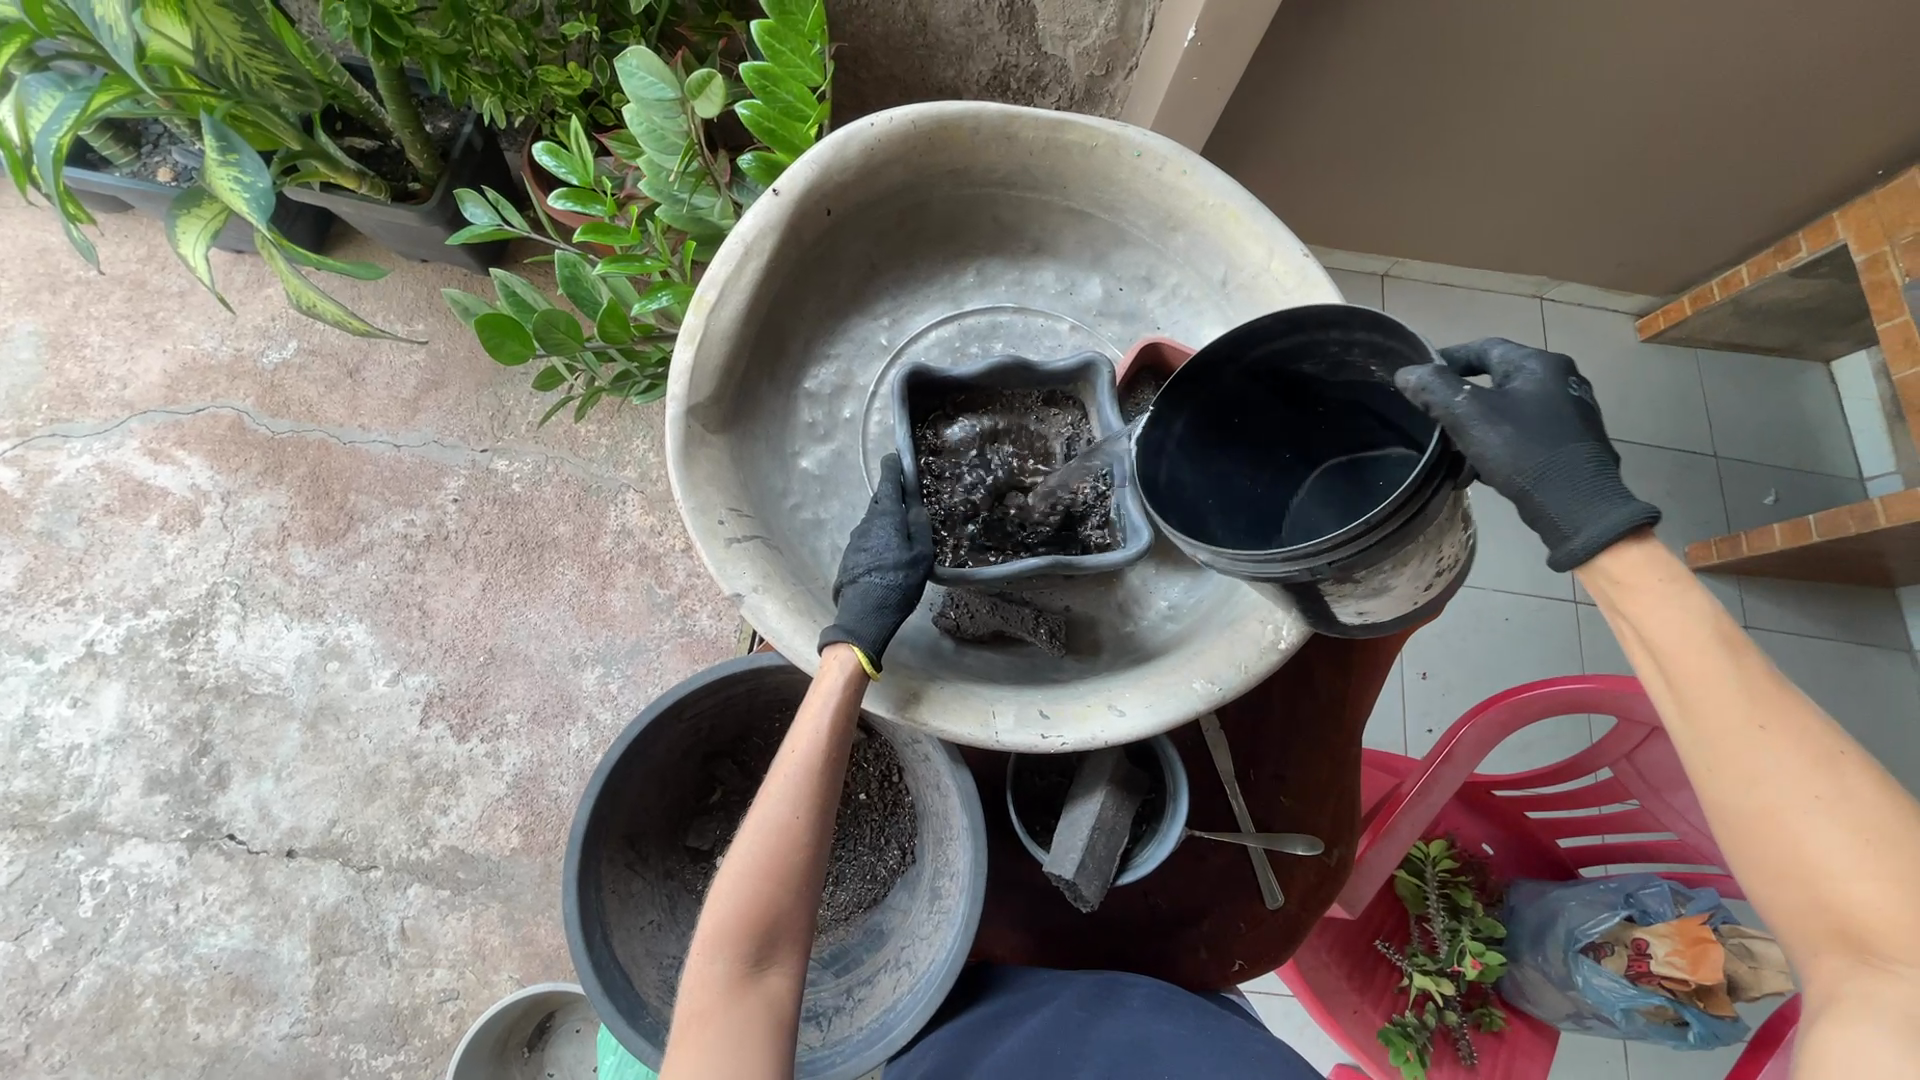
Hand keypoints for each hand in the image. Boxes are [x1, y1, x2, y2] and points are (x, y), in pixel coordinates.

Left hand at [817, 453, 933, 674]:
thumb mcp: (921, 554)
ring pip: (874, 521)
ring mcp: (856, 538)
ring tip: (901, 534)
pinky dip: (879, 538)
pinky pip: (868, 538)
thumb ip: (919, 525)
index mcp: (886, 516)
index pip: (888, 481)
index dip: (893, 467)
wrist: (865, 611)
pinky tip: (888, 554)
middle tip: (907, 501)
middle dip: (892, 497)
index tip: (895, 457)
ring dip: (886, 521)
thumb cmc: (899, 580)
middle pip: (880, 502)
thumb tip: (915, 505)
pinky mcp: (850, 555)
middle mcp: (867, 522)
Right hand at [1393, 338, 1660, 571]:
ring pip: (1507, 408)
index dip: (1447, 358)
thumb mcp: (1468, 415)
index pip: (1484, 347)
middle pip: (1495, 379)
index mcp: (1538, 364)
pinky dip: (1496, 443)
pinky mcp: (1570, 441)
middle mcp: (1559, 379)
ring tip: (1452, 449)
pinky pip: (1521, 432)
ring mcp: (1569, 411)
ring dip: (1475, 425)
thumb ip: (1434, 389)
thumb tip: (1407, 373)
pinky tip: (1480, 468)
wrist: (1575, 501)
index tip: (1419, 377)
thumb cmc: (1521, 450)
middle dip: (1460, 398)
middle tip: (1432, 417)